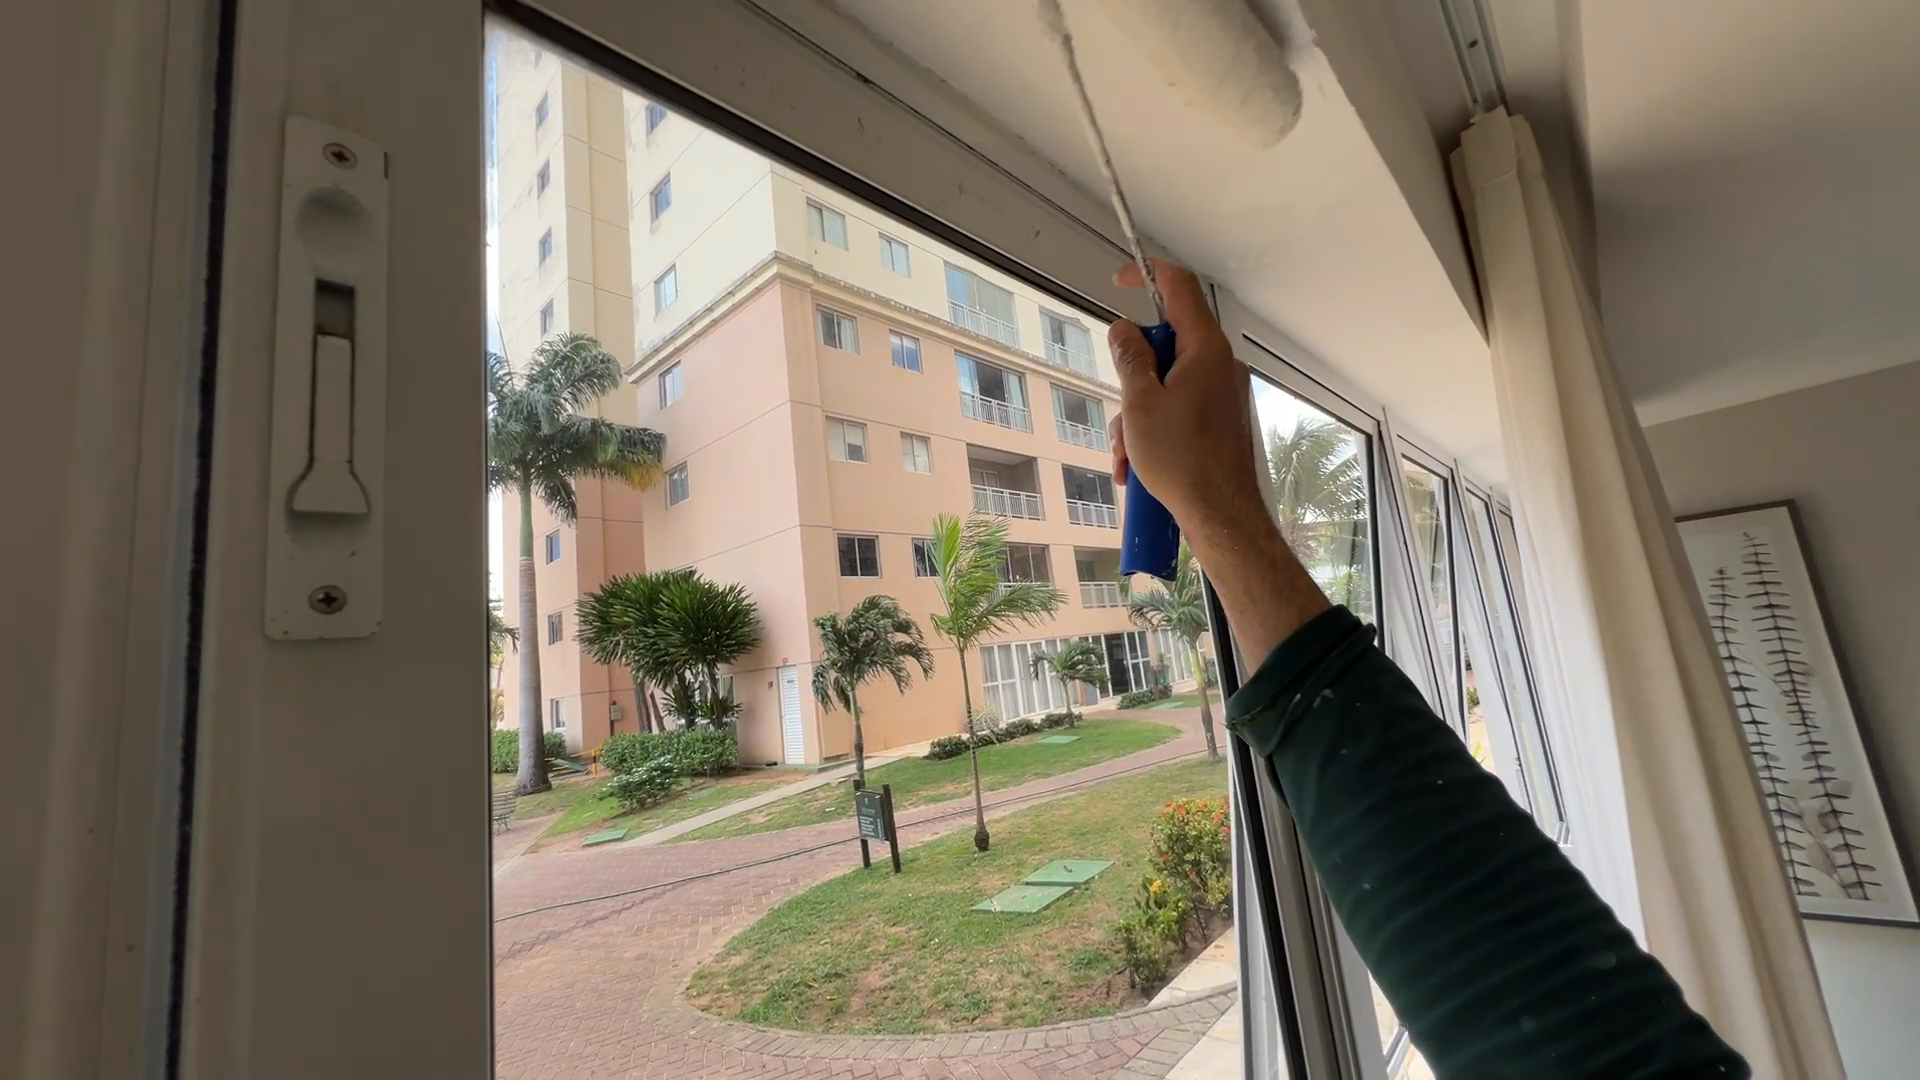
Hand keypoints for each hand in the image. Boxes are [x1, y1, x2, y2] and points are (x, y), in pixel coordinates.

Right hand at [1109, 260, 1328, 657]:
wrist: (1220, 514)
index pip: (1178, 288)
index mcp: (1204, 349)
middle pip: (1165, 347)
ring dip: (1137, 416)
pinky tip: (1137, 466)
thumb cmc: (1179, 458)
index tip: (1118, 280)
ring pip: (1167, 386)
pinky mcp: (1221, 420)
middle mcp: (1219, 364)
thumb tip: (1123, 329)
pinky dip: (1154, 430)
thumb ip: (1130, 359)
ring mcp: (1222, 394)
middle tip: (1120, 416)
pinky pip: (1179, 410)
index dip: (1146, 275)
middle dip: (1131, 380)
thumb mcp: (1139, 405)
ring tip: (1124, 457)